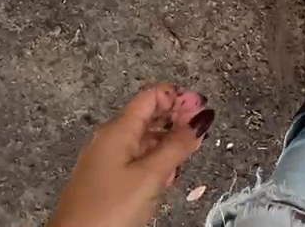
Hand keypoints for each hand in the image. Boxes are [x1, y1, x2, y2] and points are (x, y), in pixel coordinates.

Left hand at [47, 84, 213, 226]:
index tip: (201, 109)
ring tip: (186, 154)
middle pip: (148, 114)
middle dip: (176, 118)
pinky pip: (133, 158)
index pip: (152, 95)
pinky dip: (153, 158)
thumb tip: (202, 118)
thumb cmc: (110, 209)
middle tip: (200, 132)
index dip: (179, 96)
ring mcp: (103, 159)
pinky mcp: (102, 180)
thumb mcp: (150, 176)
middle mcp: (109, 137)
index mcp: (118, 129)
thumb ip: (177, 145)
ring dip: (167, 140)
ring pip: (142, 138)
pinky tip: (164, 175)